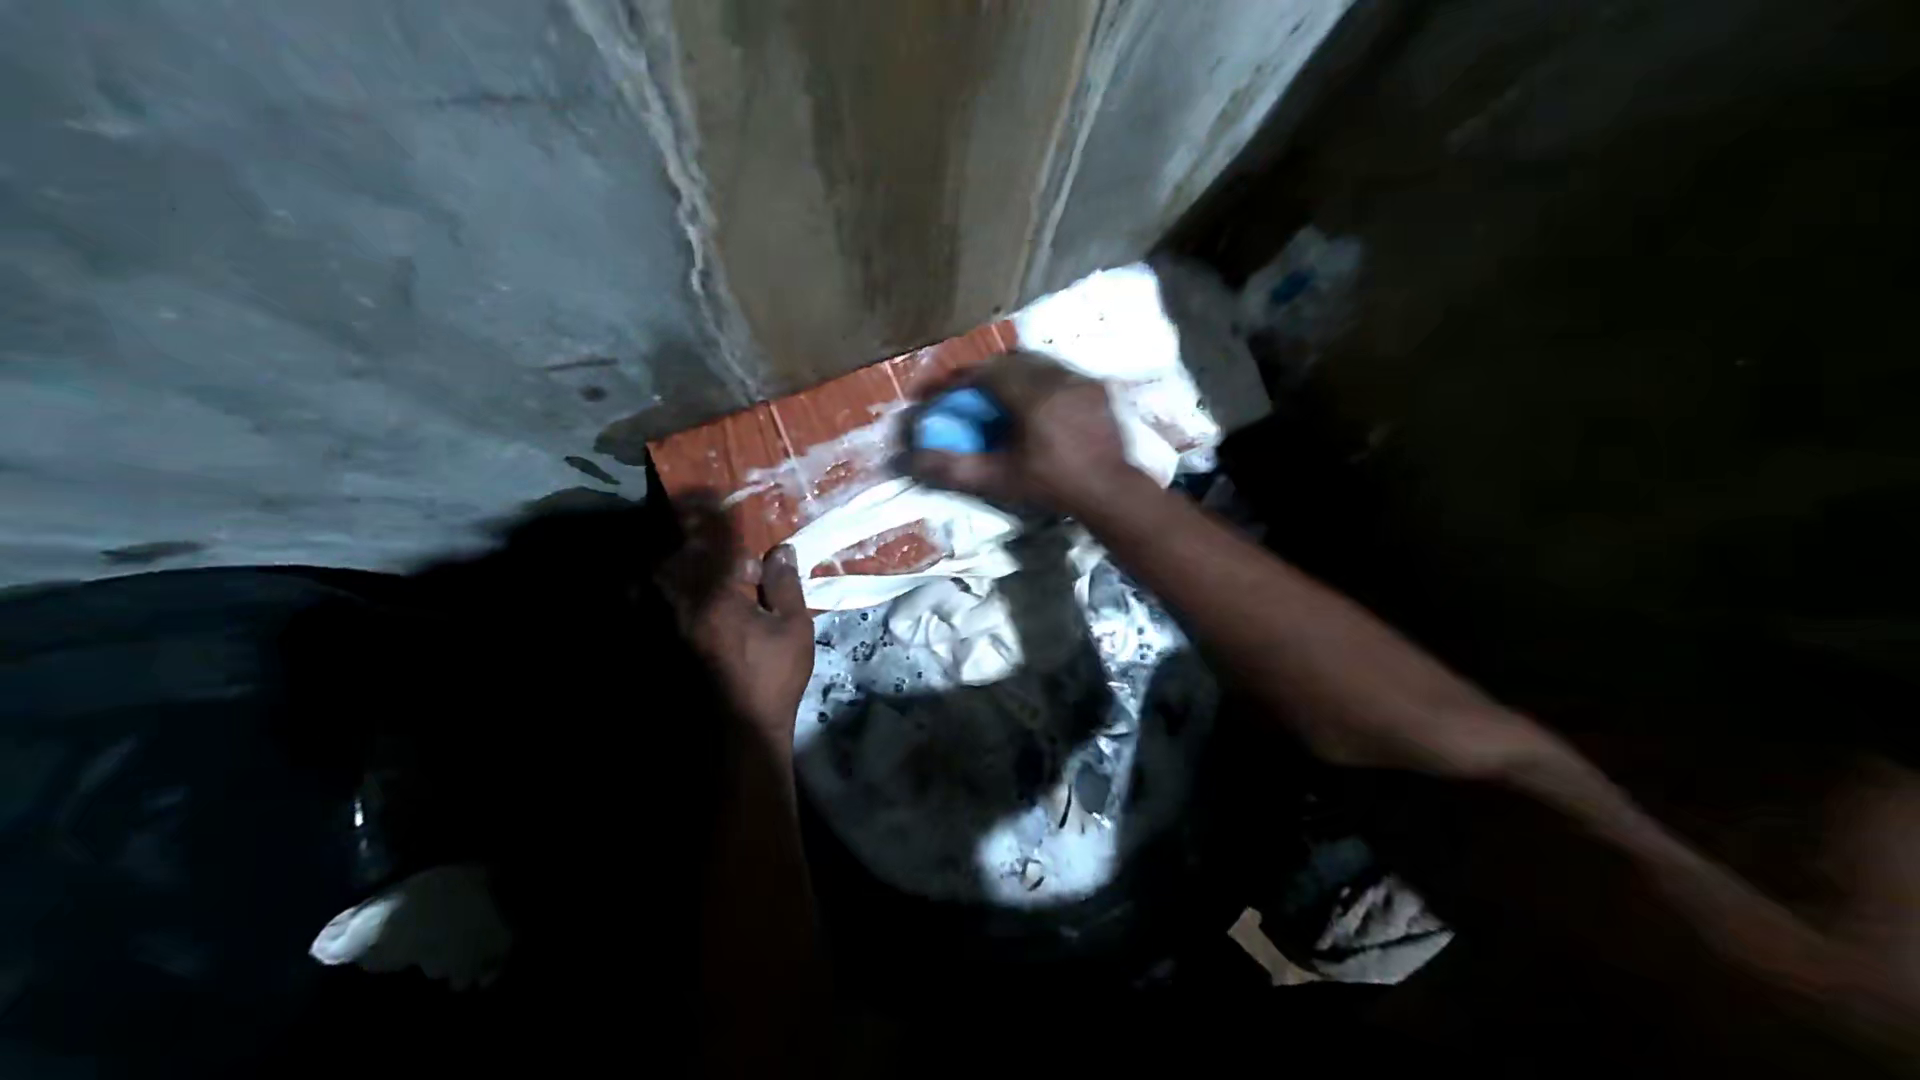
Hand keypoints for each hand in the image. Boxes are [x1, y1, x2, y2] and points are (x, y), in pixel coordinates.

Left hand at [660, 507, 814, 751]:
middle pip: (672, 554)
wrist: (741, 726)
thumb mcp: (793, 628)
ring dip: (666, 555)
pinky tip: (666, 584)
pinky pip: (649, 601)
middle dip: (680, 531)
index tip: (713, 496)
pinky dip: (653, 584)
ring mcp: (667, 624)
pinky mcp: (664, 642)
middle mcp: (683, 604)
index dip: (713, 516)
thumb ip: (784, 585)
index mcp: (716, 596)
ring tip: (679, 546)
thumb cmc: (773, 676)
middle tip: (690, 514)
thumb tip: (782, 550)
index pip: (712, 543)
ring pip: (654, 577)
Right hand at [907, 352, 1141, 516]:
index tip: (939, 393)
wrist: (1111, 493)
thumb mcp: (1000, 480)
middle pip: (1009, 360)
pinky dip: (1038, 379)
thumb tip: (912, 460)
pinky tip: (1033, 401)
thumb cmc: (1054, 488)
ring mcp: (1081, 380)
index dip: (957, 380)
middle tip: (965, 393)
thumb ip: (956, 468)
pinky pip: (1059, 372)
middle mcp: (1058, 378)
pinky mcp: (1097, 388)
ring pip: (1036, 361)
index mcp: (1033, 396)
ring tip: (997, 395)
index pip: (985, 373)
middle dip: (982, 373)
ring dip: (1011, 372)